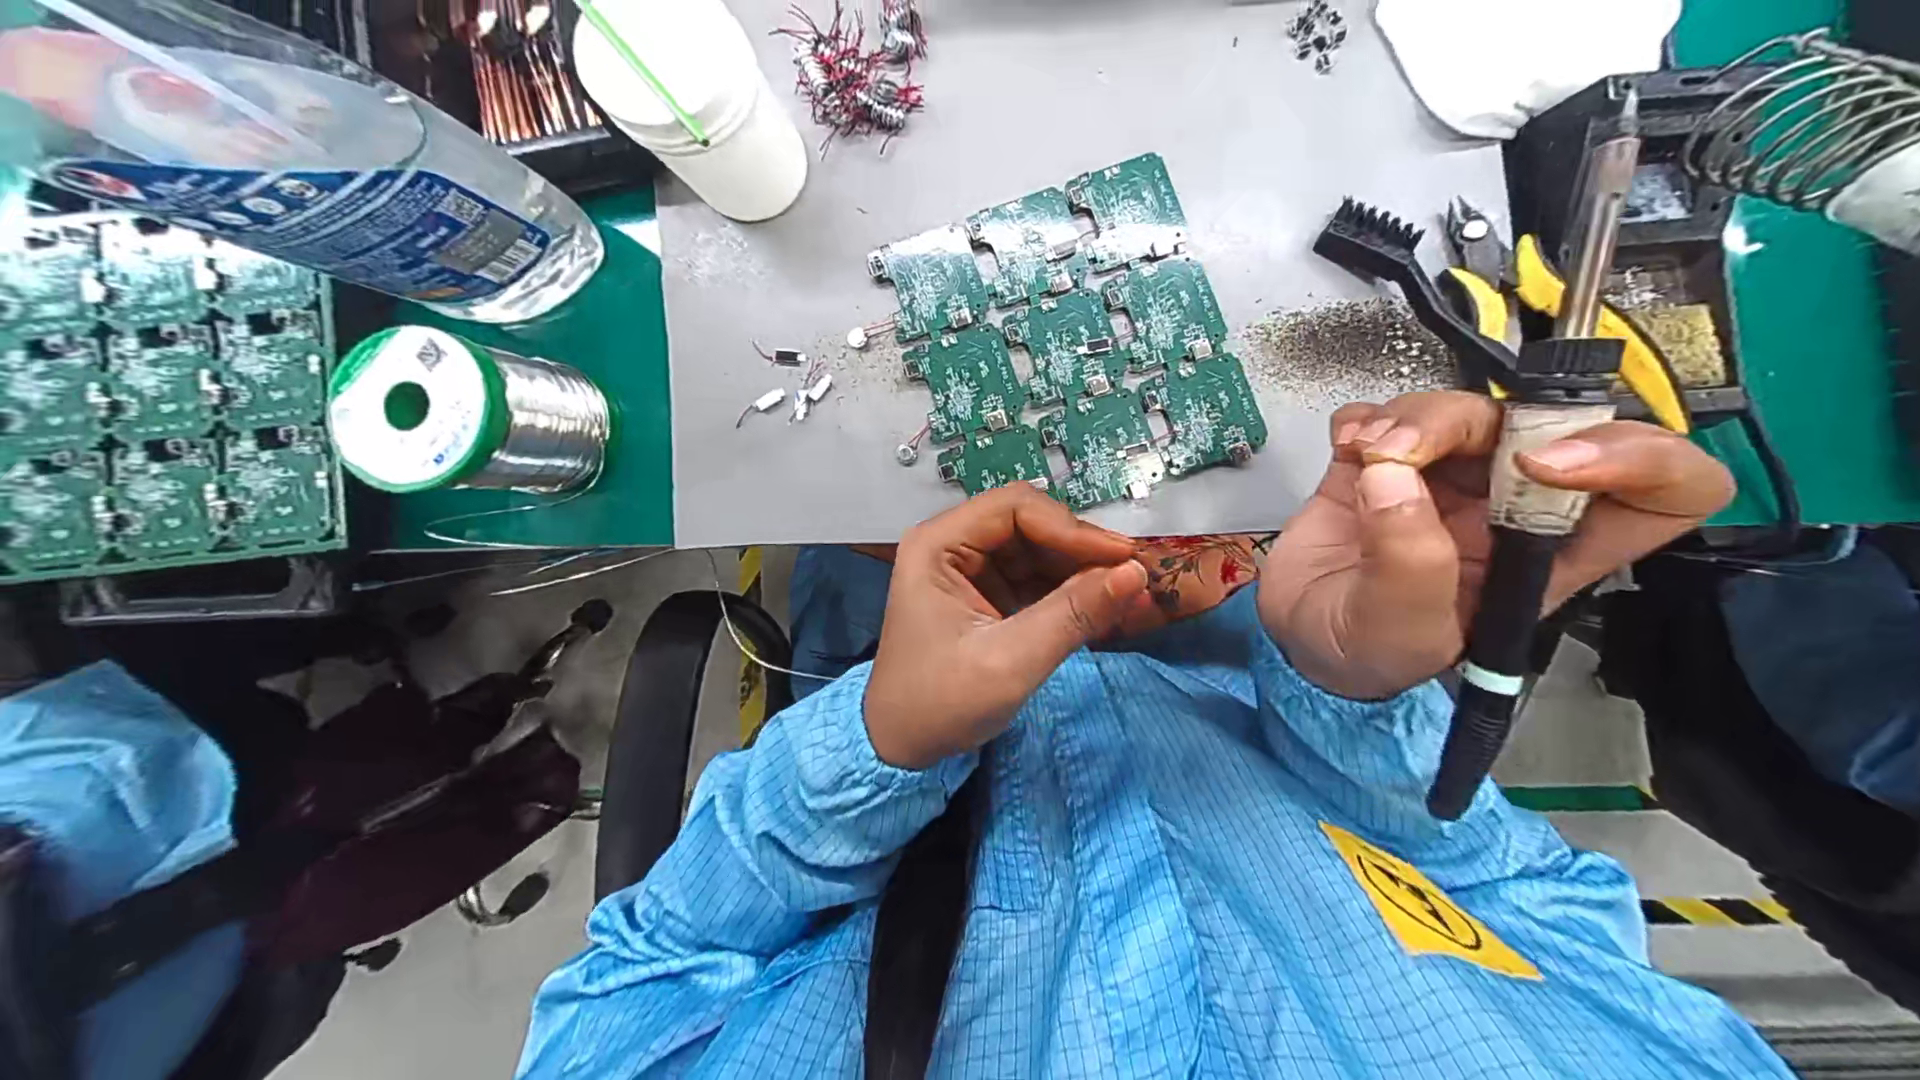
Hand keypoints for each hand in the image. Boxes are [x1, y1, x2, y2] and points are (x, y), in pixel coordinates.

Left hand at [864, 484, 1150, 768]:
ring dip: (1082, 570)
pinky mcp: (988, 594)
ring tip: (1127, 593)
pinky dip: (1071, 590)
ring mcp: (971, 569)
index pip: (1014, 508)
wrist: (902, 746)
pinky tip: (1102, 605)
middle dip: (1081, 549)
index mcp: (938, 545)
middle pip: (1030, 524)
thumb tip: (1136, 573)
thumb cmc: (939, 704)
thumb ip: (1071, 615)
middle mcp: (953, 545)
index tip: (1121, 558)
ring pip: (1039, 550)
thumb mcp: (1009, 662)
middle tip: (1132, 577)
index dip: (1071, 527)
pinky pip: (1037, 578)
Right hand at [1258, 391, 1735, 699]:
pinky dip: (1361, 418)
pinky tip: (1345, 446)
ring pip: (1457, 410)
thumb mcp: (1404, 631)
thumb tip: (1392, 478)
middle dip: (1469, 422)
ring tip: (1363, 454)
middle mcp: (1504, 505)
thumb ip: (1412, 565)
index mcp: (1547, 553)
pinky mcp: (1376, 464)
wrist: (1297, 638)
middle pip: (1534, 425)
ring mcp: (1436, 479)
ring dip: (1407, 420)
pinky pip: (1382, 415)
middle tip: (1401, 451)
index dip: (1634, 458)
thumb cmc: (1368, 651)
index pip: (1659, 491)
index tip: (1541, 464)